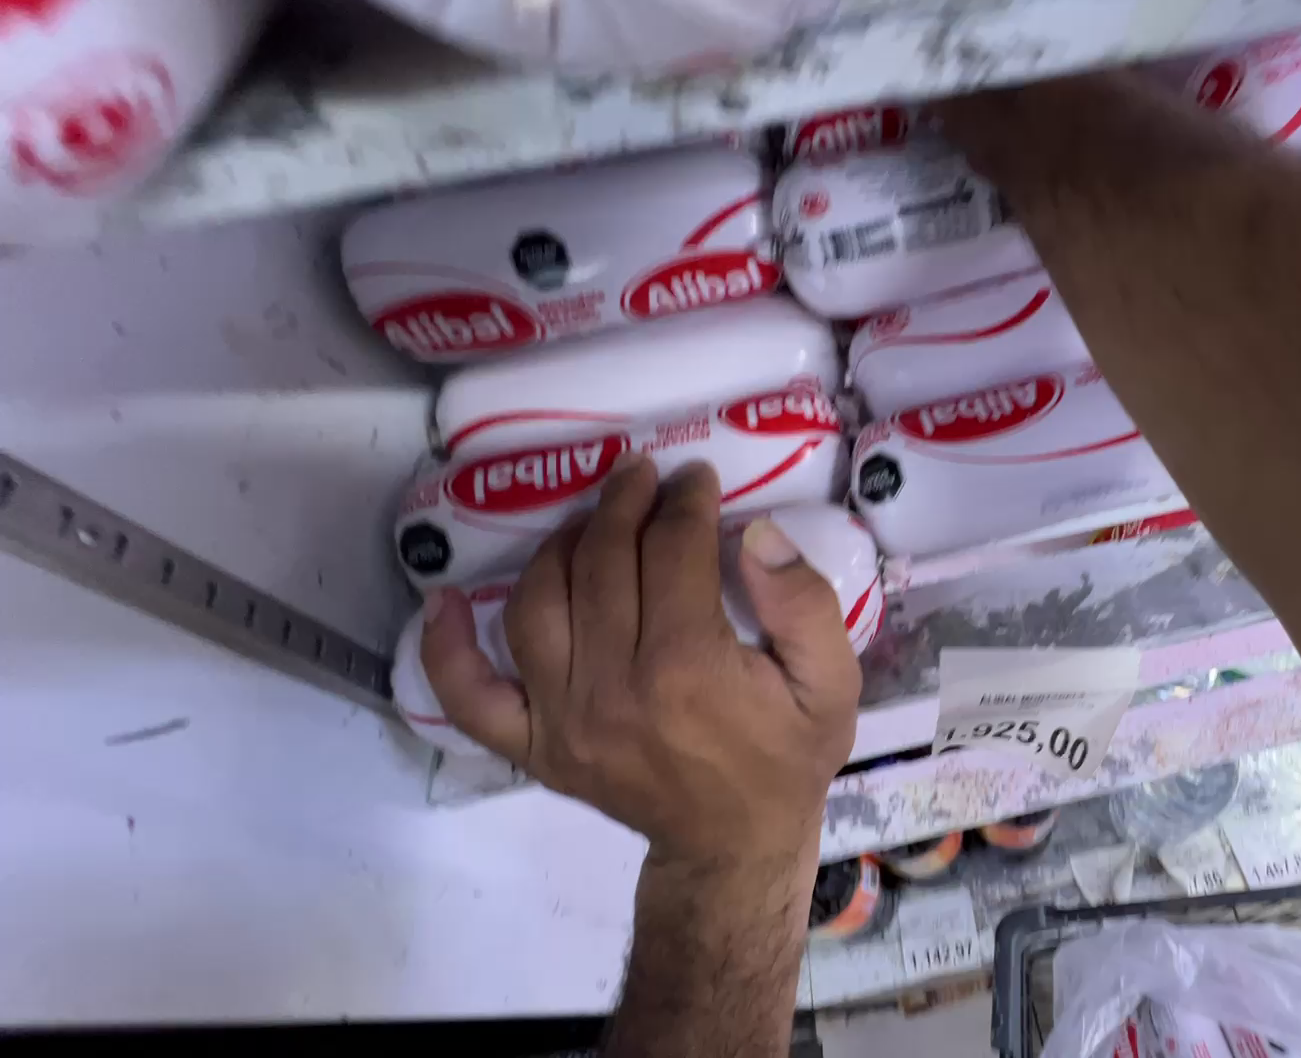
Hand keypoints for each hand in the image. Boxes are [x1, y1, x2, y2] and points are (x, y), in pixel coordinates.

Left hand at [417, 458, 862, 864]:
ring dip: (560, 545)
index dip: (685, 500)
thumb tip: (755, 534)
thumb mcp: (833, 683)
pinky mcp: (535, 746)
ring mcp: (561, 719)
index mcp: (688, 666)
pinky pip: (468, 695)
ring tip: (591, 518)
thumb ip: (805, 605)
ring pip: (537, 603)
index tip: (696, 475)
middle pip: (602, 563)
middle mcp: (612, 686)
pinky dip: (447, 647)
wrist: (735, 845)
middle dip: (625, 502)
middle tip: (644, 475)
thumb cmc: (789, 758)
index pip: (672, 550)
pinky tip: (448, 602)